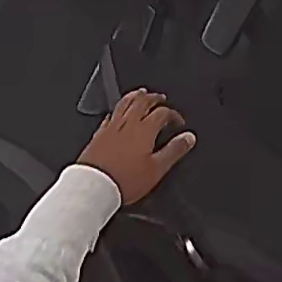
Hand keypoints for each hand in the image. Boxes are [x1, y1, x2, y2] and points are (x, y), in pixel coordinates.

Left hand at [76, 89, 194, 205]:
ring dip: (135, 96)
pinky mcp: (98, 135)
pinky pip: (110, 115)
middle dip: (154, 98)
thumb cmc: (124, 180)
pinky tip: (117, 112)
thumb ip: (174, 150)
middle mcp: (128, 124)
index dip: (173, 114)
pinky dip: (117, 110)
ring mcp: (111, 128)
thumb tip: (188, 138)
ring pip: (125, 103)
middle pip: (143, 102)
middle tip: (161, 98)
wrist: (93, 188)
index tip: (177, 121)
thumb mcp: (157, 169)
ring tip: (141, 93)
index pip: (163, 113)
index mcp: (145, 130)